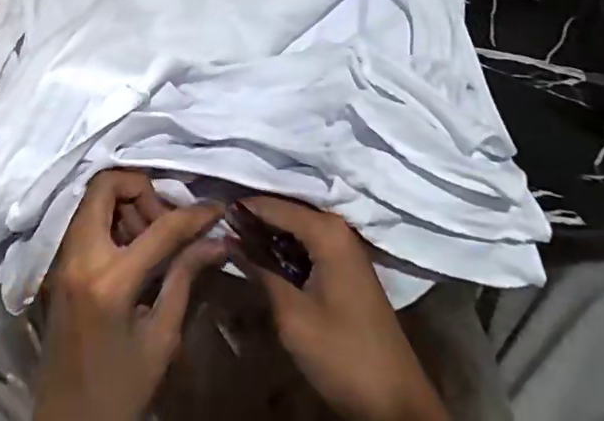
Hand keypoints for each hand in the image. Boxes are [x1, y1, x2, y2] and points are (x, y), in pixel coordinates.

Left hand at [33, 170, 224, 420]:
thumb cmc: (120, 390)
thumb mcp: (161, 338)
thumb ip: (185, 277)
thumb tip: (218, 240)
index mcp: (109, 280)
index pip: (160, 226)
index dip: (194, 214)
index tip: (217, 210)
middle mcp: (79, 259)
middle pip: (106, 186)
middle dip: (143, 190)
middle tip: (167, 219)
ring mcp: (62, 261)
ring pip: (93, 200)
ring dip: (126, 204)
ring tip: (154, 237)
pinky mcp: (57, 268)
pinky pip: (85, 222)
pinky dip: (111, 219)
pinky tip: (134, 247)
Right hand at [235, 197, 449, 420]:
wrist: (393, 398)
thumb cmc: (342, 352)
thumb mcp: (293, 315)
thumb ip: (261, 272)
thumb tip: (230, 240)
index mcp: (328, 231)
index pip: (275, 205)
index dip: (242, 207)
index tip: (210, 208)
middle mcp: (338, 229)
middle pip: (287, 212)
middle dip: (254, 216)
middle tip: (216, 222)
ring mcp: (344, 249)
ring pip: (297, 229)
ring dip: (267, 232)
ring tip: (230, 236)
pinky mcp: (344, 269)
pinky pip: (307, 245)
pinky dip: (283, 248)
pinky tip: (260, 257)